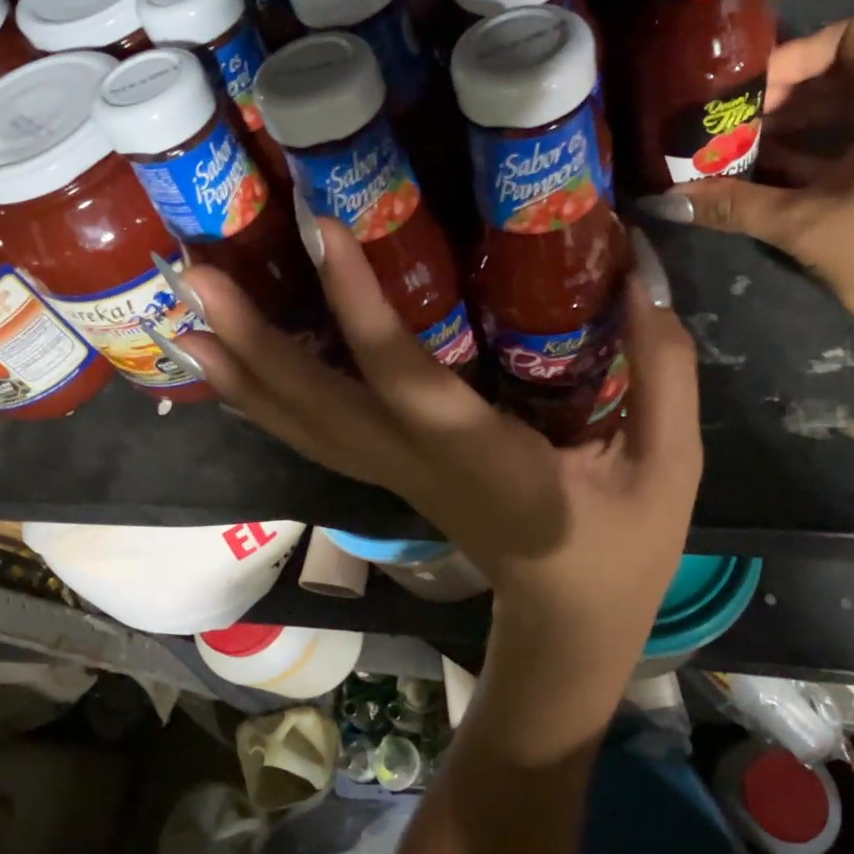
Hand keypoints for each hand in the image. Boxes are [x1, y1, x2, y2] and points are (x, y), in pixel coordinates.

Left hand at [167, 212, 702, 656]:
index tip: (325, 229)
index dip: (359, 307)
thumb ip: (664, 371)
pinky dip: (262, 400)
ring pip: (298, 427)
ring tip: (183, 314)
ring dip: (238, 373)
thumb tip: (642, 275)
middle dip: (252, 344)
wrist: (567, 625)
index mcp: (484, 461)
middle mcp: (418, 466)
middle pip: (315, 409)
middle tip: (193, 274)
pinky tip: (228, 364)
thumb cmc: (619, 550)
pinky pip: (311, 434)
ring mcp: (392, 476)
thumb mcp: (670, 468)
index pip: (406, 380)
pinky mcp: (387, 474)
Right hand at [642, 10, 853, 364]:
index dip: (795, 58)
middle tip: (736, 131)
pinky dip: (839, 150)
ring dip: (809, 128)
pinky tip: (789, 181)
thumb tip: (667, 199)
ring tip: (751, 158)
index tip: (749, 98)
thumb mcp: (808, 227)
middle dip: (791, 99)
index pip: (853, 34)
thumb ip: (736, 204)